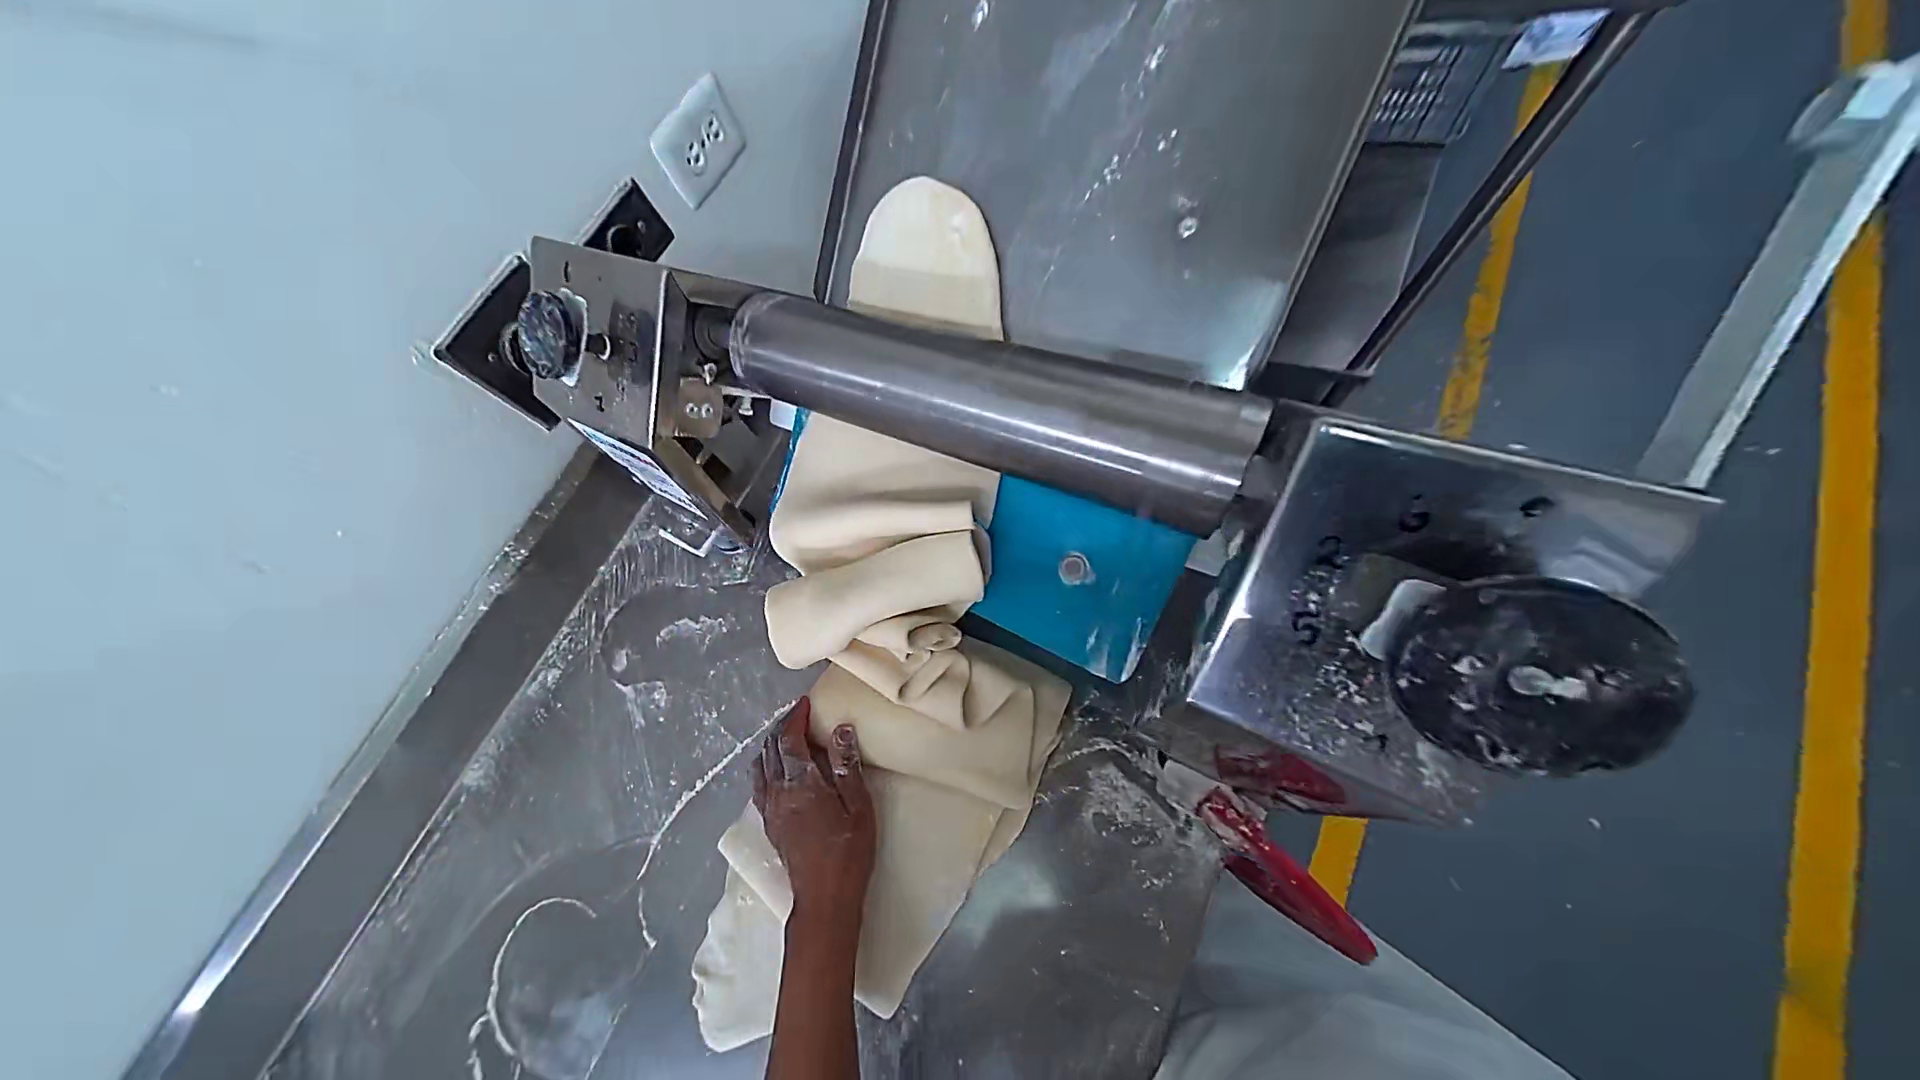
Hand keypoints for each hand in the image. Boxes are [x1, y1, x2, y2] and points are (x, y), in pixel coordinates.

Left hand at [753, 698, 875, 928]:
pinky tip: (778, 770)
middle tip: (801, 716)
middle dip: (783, 728)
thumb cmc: (848, 850)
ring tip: (789, 738)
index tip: (806, 703)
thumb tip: (840, 729)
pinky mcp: (769, 824)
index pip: (789, 739)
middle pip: (771, 749)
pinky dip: (766, 767)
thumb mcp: (858, 805)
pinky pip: (759, 785)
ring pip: (761, 766)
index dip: (796, 718)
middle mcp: (777, 791)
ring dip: (772, 746)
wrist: (824, 898)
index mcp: (800, 783)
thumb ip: (846, 765)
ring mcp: (770, 809)